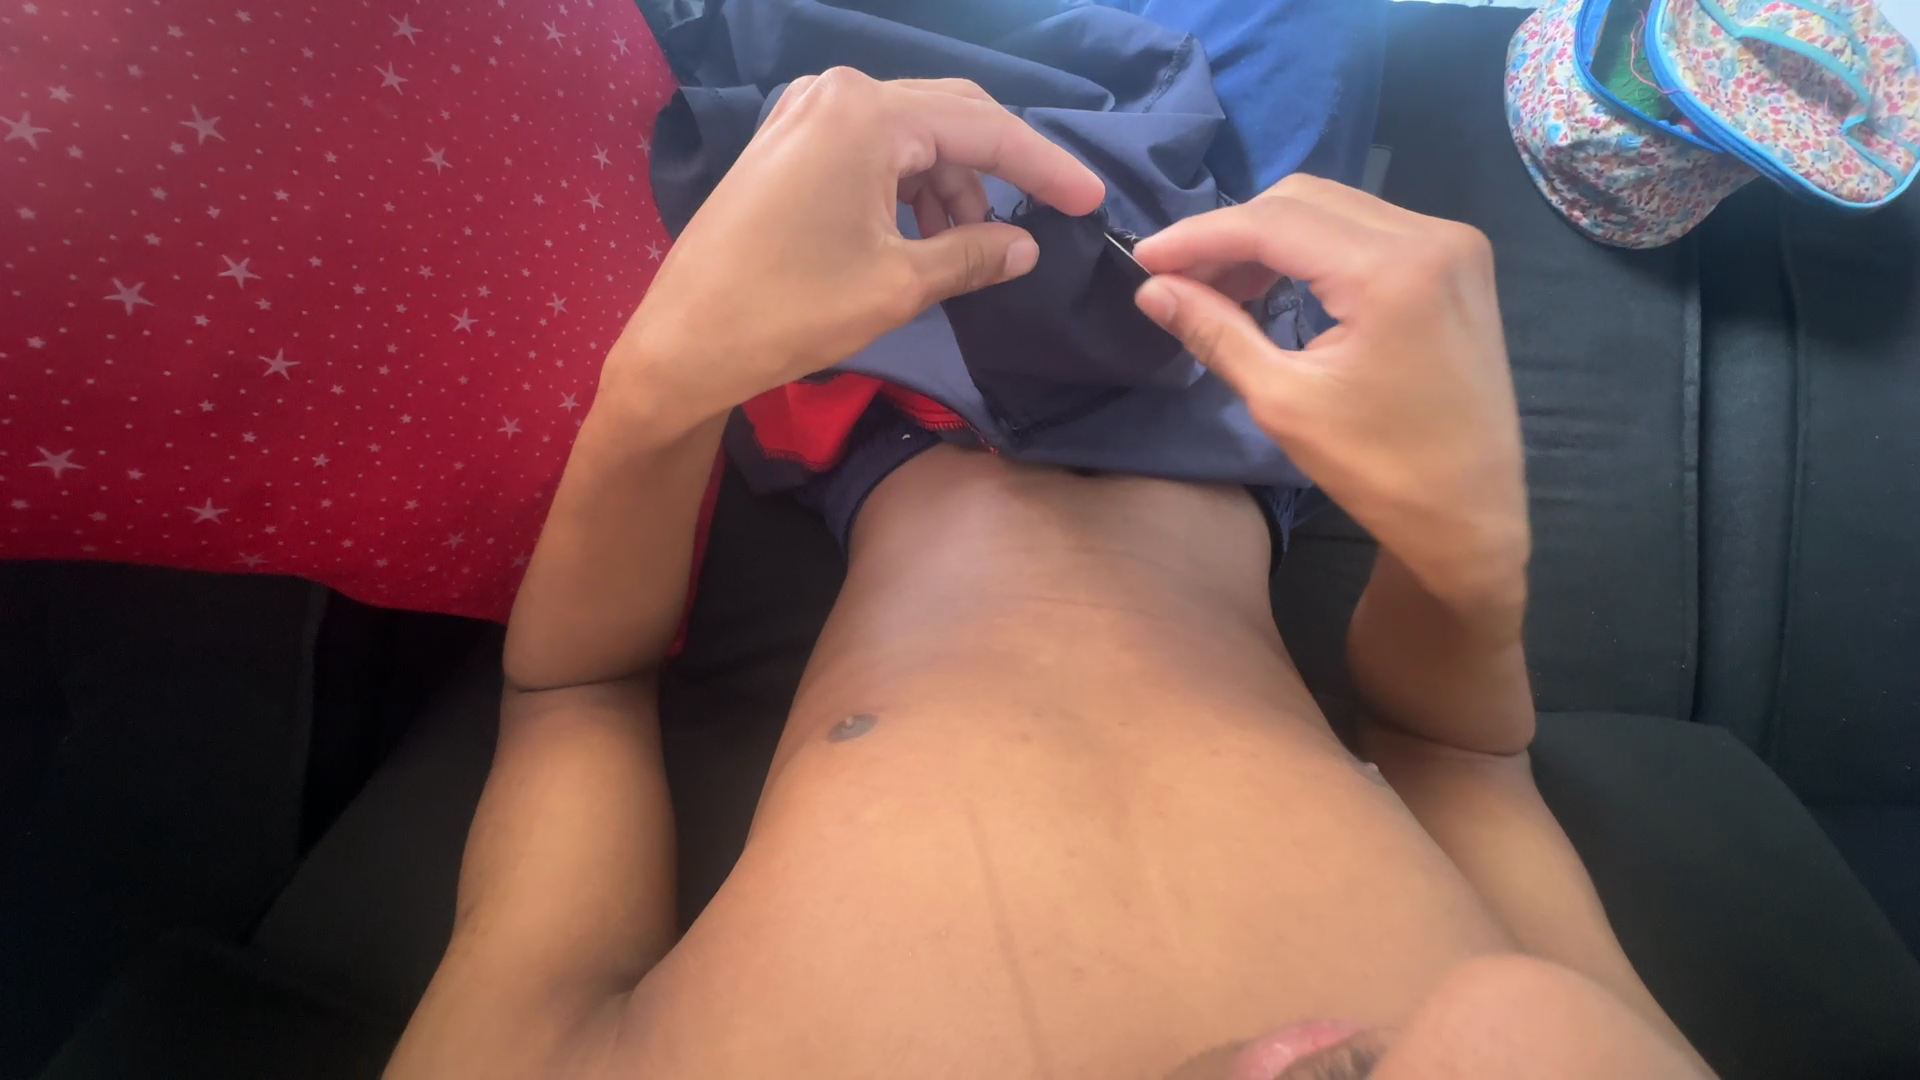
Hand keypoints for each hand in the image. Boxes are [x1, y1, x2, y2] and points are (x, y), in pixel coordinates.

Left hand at [605, 70, 1105, 430]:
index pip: (982, 126)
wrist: (687, 342)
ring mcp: (804, 119)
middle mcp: (835, 96)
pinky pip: (869, 158)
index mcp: (866, 114)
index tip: (1087, 199)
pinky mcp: (787, 151)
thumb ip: (971, 255)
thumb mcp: (897, 285)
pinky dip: (904, 195)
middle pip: (945, 122)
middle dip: (994, 177)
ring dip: (945, 193)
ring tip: (959, 253)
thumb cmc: (792, 311)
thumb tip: (1027, 247)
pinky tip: (913, 240)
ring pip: (907, 143)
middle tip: (1026, 231)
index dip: (1043, 164)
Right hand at [1131, 175, 1528, 624]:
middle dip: (1229, 233)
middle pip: (1302, 201)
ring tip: (1217, 287)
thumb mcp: (1281, 400)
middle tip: (1178, 279)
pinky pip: (1362, 230)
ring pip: (1331, 209)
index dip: (1199, 236)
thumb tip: (1152, 291)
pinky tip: (1272, 285)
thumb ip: (1215, 332)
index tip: (1145, 258)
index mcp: (1391, 270)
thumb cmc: (1372, 465)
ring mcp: (1449, 243)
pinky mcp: (1453, 262)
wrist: (1465, 507)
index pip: (1273, 224)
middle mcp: (1429, 234)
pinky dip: (1306, 250)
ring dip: (1265, 239)